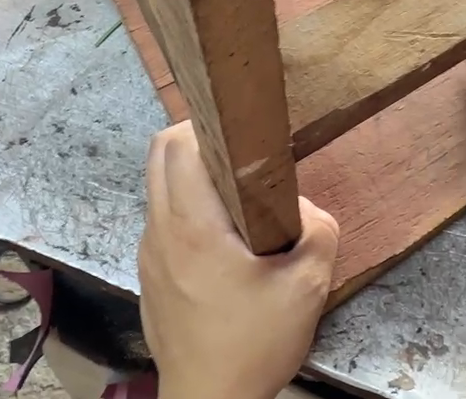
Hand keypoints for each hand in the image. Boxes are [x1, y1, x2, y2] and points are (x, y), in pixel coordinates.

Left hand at [139, 122, 339, 398]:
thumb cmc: (253, 342)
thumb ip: (318, 229)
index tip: (243, 131)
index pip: (177, 144)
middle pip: (158, 155)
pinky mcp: (149, 276)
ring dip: (189, 175)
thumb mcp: (306, 285)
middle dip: (195, 139)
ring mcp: (148, 254)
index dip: (207, 124)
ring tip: (234, 192)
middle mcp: (160, 230)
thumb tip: (305, 206)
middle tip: (239, 152)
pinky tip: (221, 237)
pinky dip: (185, 208)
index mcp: (191, 224)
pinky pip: (161, 219)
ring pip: (158, 187)